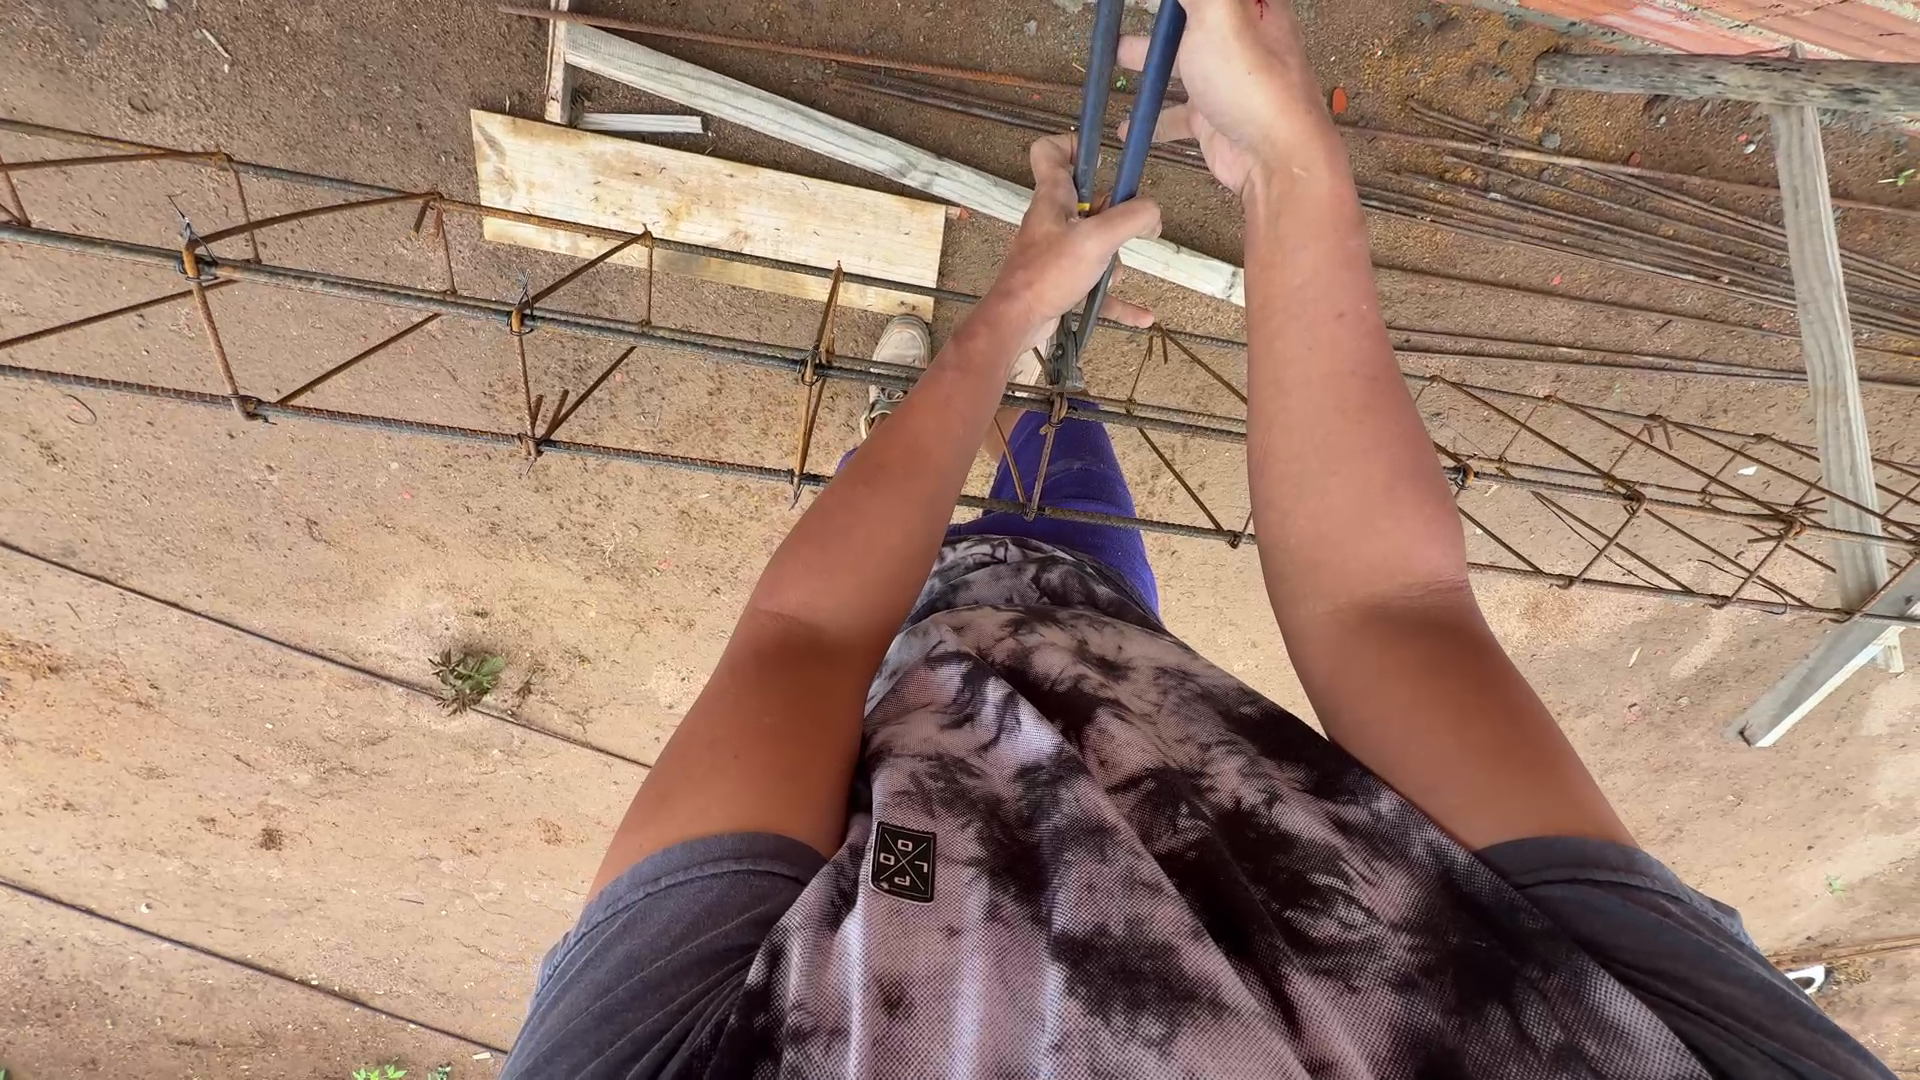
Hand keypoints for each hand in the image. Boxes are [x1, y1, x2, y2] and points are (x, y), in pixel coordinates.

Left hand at [985, 133, 1160, 342]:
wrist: (1017, 322)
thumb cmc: (1048, 274)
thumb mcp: (1098, 238)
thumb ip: (1133, 218)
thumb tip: (1154, 215)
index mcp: (1053, 197)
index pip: (1050, 152)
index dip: (1075, 146)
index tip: (1100, 158)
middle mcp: (1053, 221)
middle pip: (1091, 204)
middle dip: (1115, 217)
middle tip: (1123, 231)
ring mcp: (1056, 254)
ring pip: (1095, 247)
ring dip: (1113, 263)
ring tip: (1109, 277)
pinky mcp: (1060, 284)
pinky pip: (1096, 288)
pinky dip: (1117, 299)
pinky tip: (1142, 316)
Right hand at [1117, 0, 1335, 193]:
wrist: (1271, 153)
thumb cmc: (1248, 81)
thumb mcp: (1217, 13)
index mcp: (1248, 6)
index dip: (1178, 0)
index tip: (1153, 1)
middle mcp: (1238, 39)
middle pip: (1193, 19)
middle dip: (1161, 17)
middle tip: (1126, 14)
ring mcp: (1224, 80)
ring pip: (1181, 65)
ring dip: (1149, 62)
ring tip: (1116, 57)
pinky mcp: (1212, 119)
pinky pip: (1176, 115)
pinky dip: (1151, 118)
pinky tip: (1126, 124)